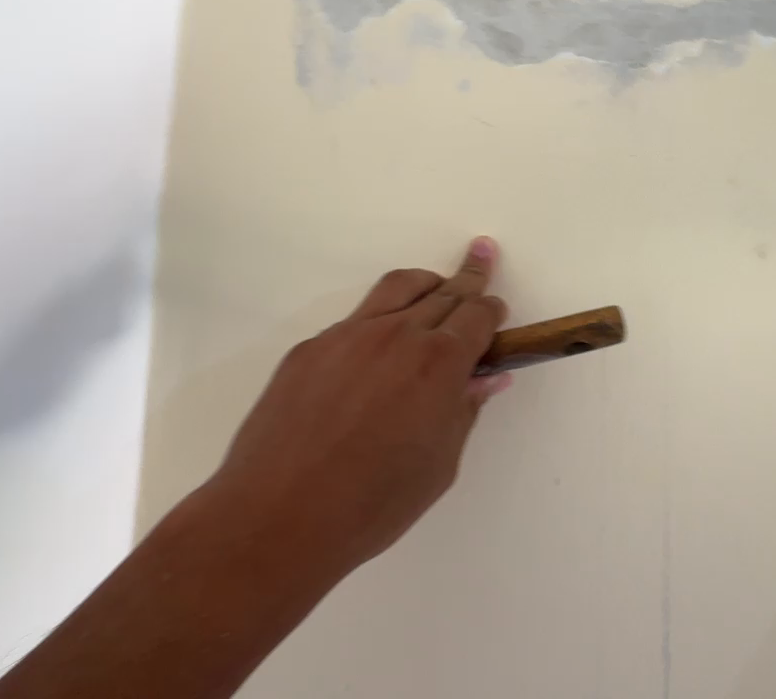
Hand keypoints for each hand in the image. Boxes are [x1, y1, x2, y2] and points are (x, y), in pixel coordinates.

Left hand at [199, 237, 513, 586]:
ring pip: (397, 288)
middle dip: (469, 278)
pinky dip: (380, 320)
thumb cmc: (372, 505)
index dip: (492, 309)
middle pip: (444, 293)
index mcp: (439, 364)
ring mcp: (349, 336)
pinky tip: (375, 353)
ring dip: (426, 283)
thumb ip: (463, 411)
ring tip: (436, 285)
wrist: (277, 519)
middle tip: (482, 256)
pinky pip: (356, 320)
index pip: (478, 315)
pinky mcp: (311, 348)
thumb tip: (484, 379)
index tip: (497, 310)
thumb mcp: (439, 465)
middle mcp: (397, 336)